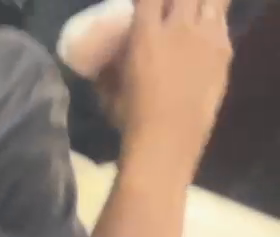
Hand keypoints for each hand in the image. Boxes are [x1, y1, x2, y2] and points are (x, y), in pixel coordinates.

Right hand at [120, 0, 233, 171]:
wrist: (172, 129)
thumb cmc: (131, 115)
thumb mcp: (111, 93)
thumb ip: (110, 72)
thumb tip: (105, 63)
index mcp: (146, 38)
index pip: (148, 0)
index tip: (139, 2)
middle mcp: (180, 27)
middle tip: (165, 6)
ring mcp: (208, 33)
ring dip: (197, 2)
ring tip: (189, 8)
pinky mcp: (224, 44)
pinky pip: (221, 18)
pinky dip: (213, 13)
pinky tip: (206, 19)